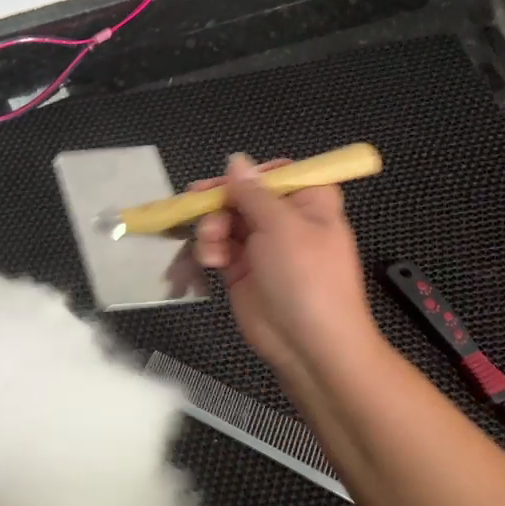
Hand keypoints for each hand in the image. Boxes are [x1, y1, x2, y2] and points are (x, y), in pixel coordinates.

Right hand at [190, 154, 379, 375]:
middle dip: (218, 202)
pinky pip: (215, 247)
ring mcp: (260, 246)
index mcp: (308, 205)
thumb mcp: (282, 226)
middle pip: (241, 195)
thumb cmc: (306, 278)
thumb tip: (235, 159)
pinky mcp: (239, 269)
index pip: (279, 174)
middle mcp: (283, 221)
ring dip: (210, 229)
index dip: (253, 175)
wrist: (309, 345)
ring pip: (222, 220)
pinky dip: (208, 251)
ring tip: (211, 247)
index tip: (231, 182)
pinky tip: (210, 263)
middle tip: (195, 203)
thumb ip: (253, 192)